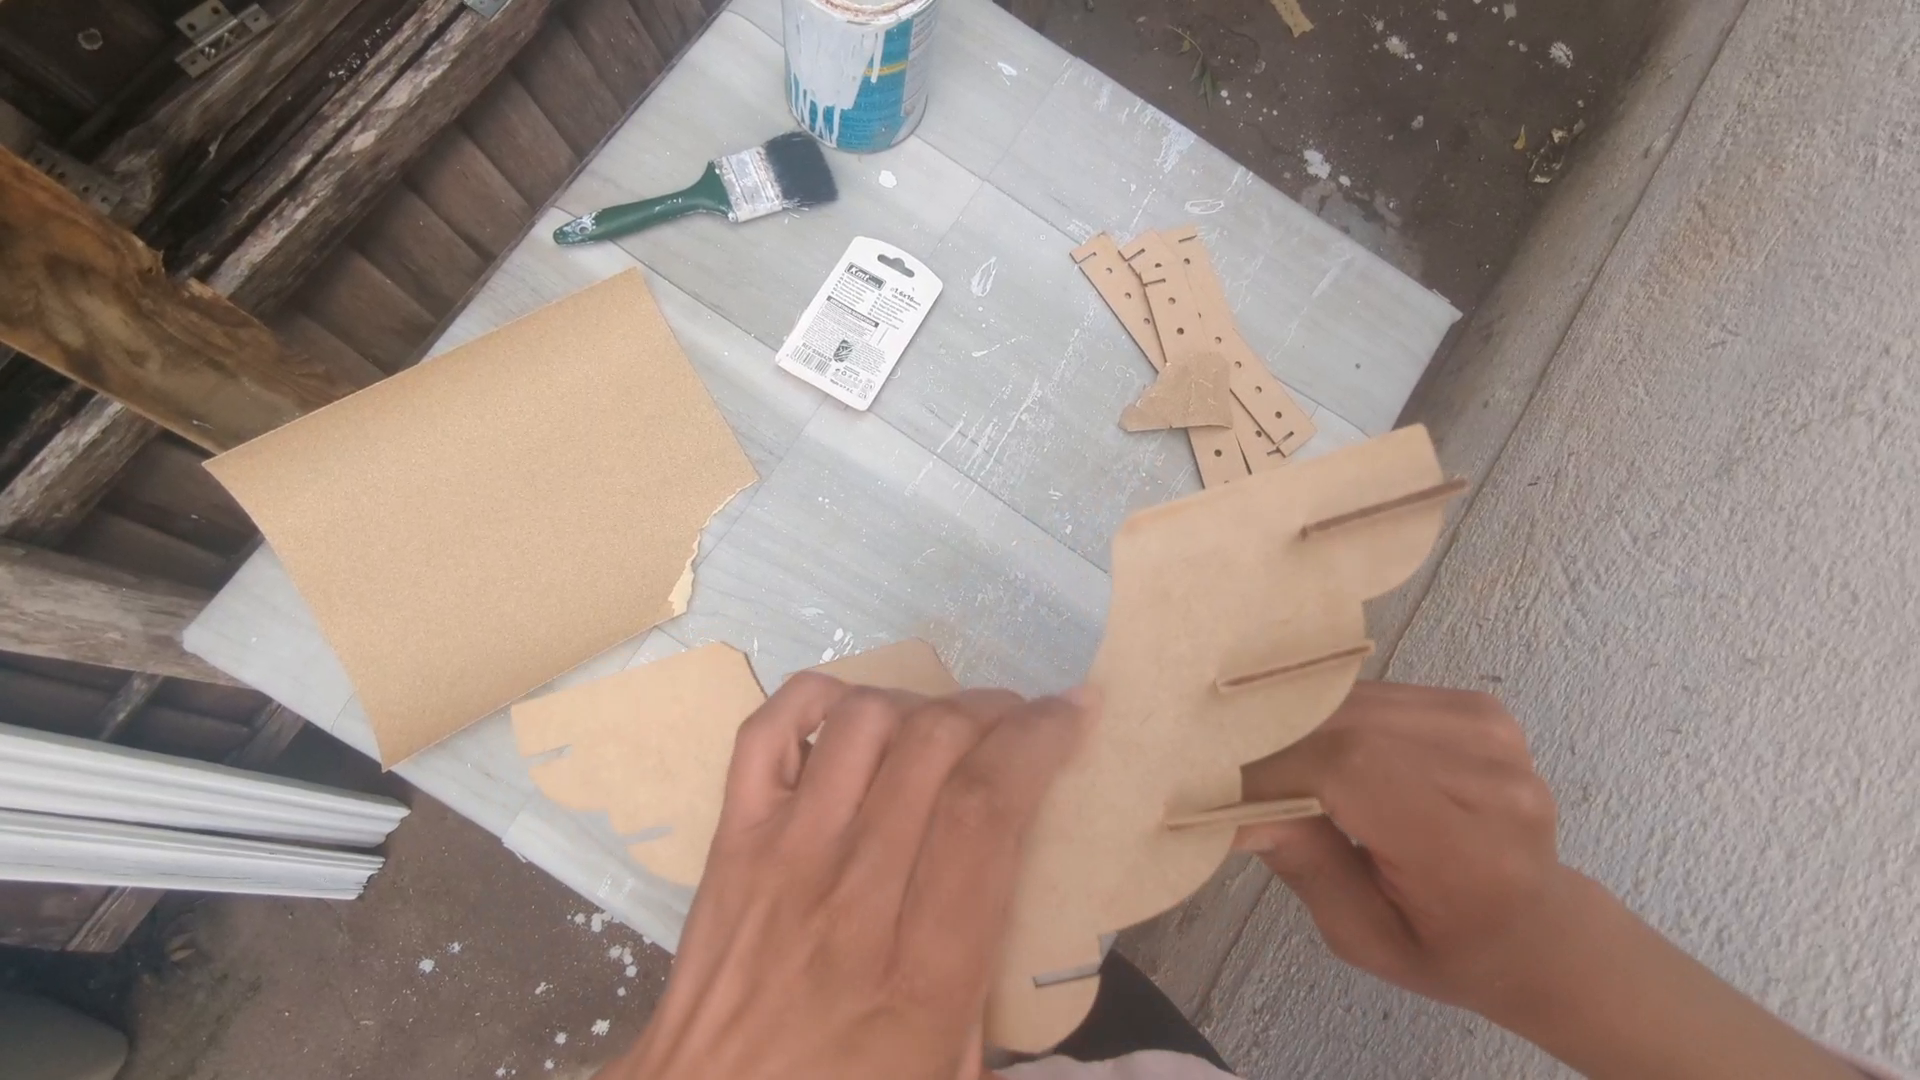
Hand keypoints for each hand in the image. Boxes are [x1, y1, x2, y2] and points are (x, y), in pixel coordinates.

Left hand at [605, 674, 1087, 1079]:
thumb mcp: (955, 1063)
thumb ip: (1000, 967)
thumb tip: (1029, 857)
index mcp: (922, 969)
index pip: (985, 809)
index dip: (1037, 741)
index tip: (1071, 712)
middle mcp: (852, 894)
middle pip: (932, 747)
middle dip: (993, 710)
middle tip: (1016, 721)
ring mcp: (783, 855)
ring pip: (863, 724)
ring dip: (919, 703)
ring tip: (942, 728)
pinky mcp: (732, 838)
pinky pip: (768, 730)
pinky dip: (818, 697)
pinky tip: (853, 714)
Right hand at [1237, 682, 1857, 1079]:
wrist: (1540, 925)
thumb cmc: (1445, 946)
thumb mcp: (1364, 938)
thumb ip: (1306, 866)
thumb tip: (1235, 807)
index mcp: (1470, 851)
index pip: (1347, 770)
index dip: (1271, 772)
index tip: (1223, 794)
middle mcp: (1491, 777)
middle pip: (1342, 727)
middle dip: (1276, 750)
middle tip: (1241, 782)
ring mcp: (1491, 731)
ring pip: (1349, 703)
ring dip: (1301, 733)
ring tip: (1285, 772)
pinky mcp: (1478, 706)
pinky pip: (1370, 694)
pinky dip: (1333, 721)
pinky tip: (1334, 756)